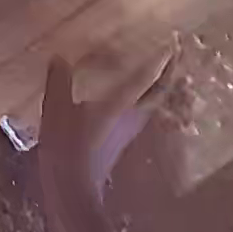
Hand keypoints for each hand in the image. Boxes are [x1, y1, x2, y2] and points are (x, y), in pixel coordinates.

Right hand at [37, 45, 173, 214]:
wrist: (73, 189)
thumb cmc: (68, 146)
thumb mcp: (57, 109)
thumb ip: (59, 81)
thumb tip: (60, 57)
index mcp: (122, 104)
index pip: (150, 77)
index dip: (164, 59)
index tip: (175, 42)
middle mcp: (132, 116)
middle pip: (159, 92)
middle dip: (168, 73)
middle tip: (173, 56)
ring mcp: (128, 131)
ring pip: (151, 103)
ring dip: (157, 87)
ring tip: (154, 73)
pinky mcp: (119, 141)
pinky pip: (138, 113)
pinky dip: (140, 99)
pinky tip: (126, 98)